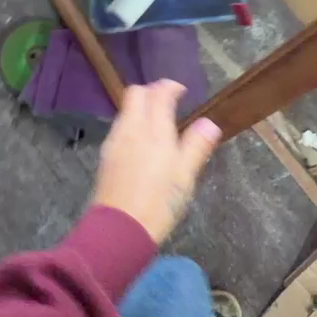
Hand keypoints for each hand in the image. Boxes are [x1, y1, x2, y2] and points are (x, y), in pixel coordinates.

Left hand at [89, 81, 221, 243]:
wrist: (119, 230)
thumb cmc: (158, 202)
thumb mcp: (185, 177)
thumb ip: (197, 145)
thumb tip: (210, 123)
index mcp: (155, 130)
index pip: (159, 93)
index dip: (170, 87)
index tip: (182, 92)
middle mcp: (132, 128)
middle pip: (136, 93)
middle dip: (152, 91)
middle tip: (168, 103)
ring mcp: (115, 140)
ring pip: (126, 109)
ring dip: (140, 107)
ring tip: (156, 123)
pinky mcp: (106, 154)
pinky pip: (119, 126)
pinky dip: (131, 123)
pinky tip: (140, 143)